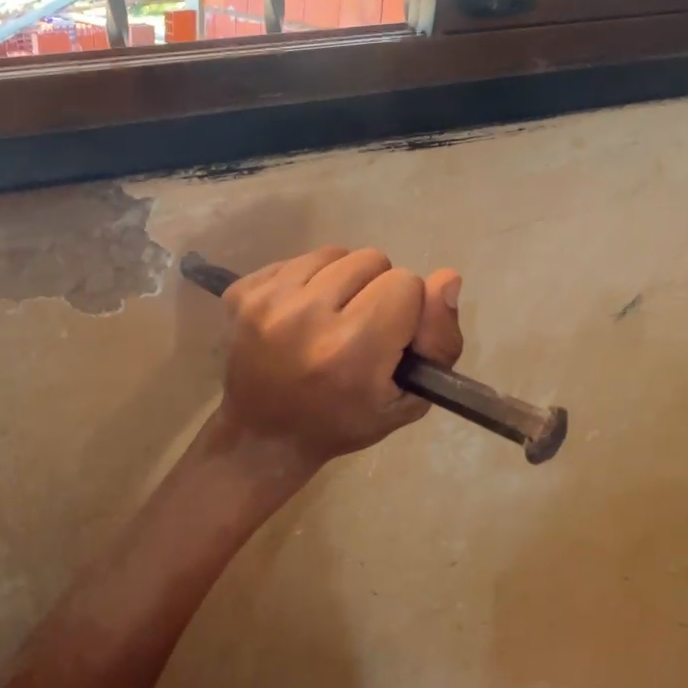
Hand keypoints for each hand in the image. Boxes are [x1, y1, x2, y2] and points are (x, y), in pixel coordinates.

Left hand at [217, 246, 462, 471]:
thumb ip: (438, 341)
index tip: (389, 339)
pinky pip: (297, 260)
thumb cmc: (341, 422)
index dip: (406, 310)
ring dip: (341, 281)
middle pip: (371, 259)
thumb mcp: (406, 399)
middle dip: (375, 290)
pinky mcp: (242, 291)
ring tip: (329, 320)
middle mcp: (305, 315)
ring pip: (335, 254)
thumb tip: (446, 278)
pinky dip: (307, 282)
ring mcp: (267, 300)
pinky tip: (299, 318)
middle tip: (358, 329)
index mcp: (350, 348)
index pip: (406, 283)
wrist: (262, 434)